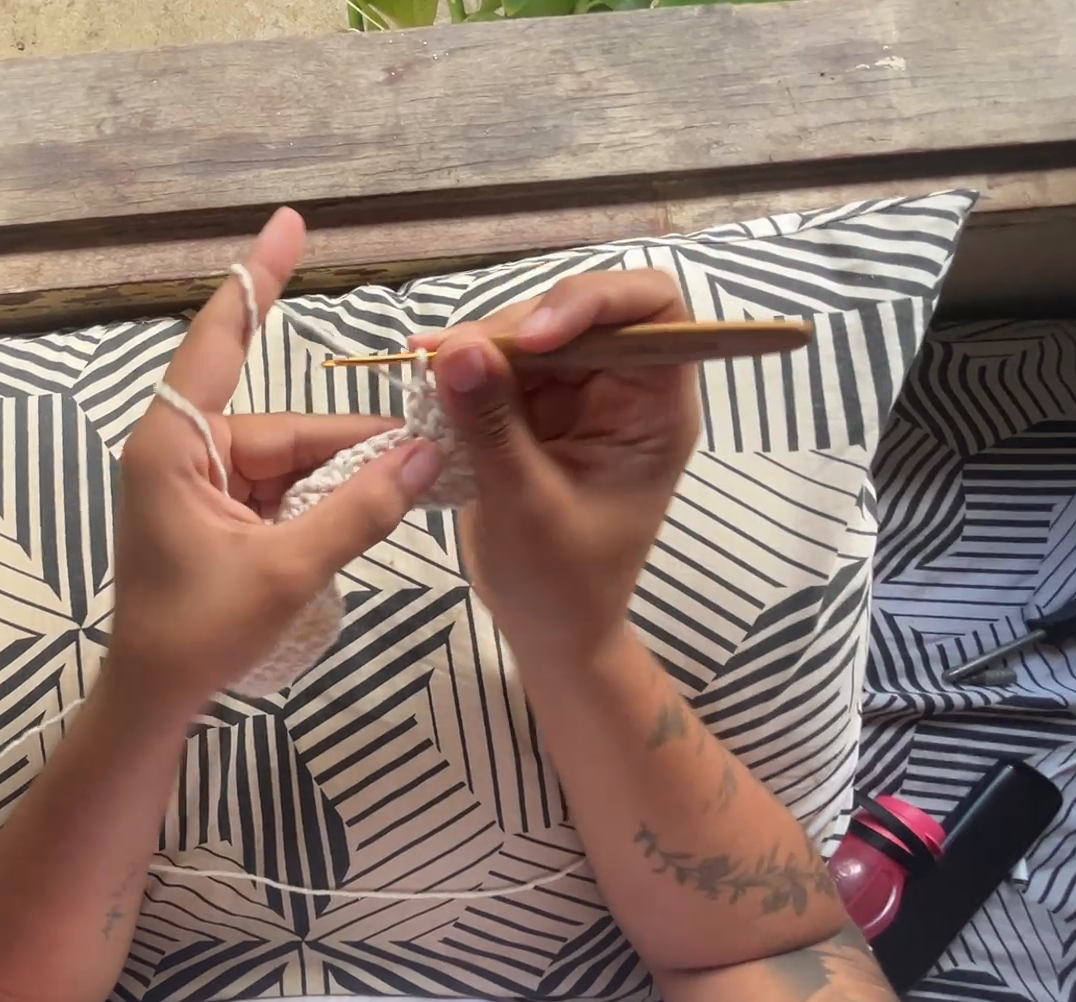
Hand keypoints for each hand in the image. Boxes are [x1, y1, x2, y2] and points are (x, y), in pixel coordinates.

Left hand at [107, 208, 443, 708]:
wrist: (153, 693)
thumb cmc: (198, 633)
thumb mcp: (285, 571)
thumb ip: (357, 511)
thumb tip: (427, 458)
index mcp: (175, 445)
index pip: (220, 341)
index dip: (259, 281)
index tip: (289, 225)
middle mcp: (184, 450)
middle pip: (285, 426)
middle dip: (351, 447)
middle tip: (425, 461)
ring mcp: (200, 481)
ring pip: (289, 460)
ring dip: (341, 480)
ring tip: (400, 497)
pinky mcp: (216, 511)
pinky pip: (279, 488)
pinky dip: (319, 501)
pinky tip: (359, 514)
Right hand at [414, 270, 699, 656]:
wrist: (544, 624)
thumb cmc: (560, 581)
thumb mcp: (525, 503)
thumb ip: (492, 425)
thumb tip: (454, 348)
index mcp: (653, 409)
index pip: (651, 313)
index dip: (592, 303)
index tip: (529, 339)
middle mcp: (617, 390)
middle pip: (572, 316)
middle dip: (508, 331)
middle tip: (443, 360)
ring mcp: (569, 400)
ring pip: (523, 338)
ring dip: (473, 349)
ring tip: (424, 368)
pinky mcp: (527, 414)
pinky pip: (492, 371)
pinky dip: (456, 371)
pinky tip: (422, 372)